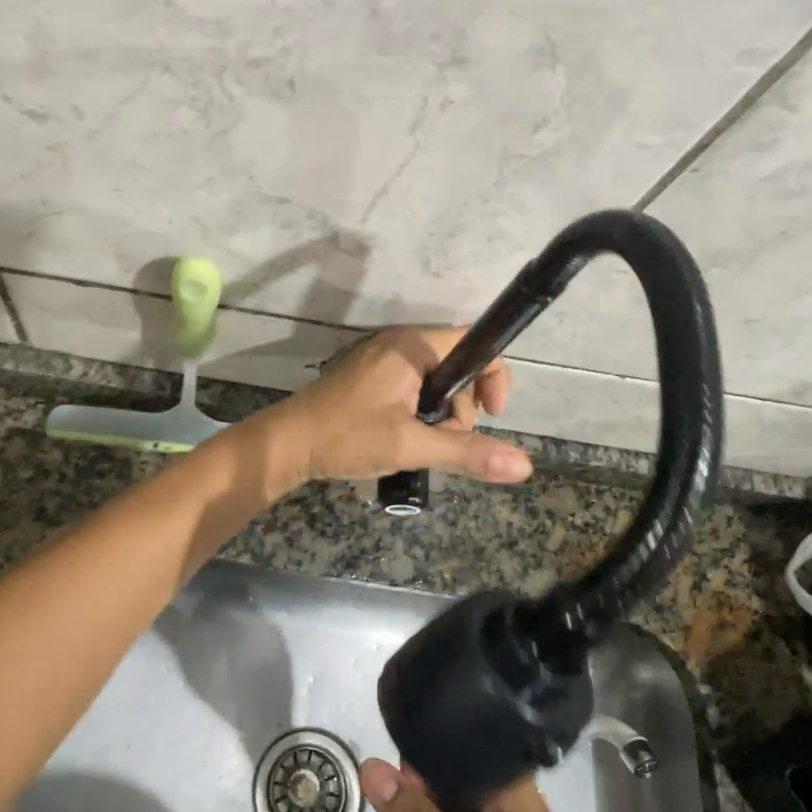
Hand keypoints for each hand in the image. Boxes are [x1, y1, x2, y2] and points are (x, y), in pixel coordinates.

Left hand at [268, 326, 531, 485]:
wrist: (287, 444)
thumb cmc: (346, 437)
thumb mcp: (410, 446)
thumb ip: (467, 452)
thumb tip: (525, 466)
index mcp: (412, 347)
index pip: (474, 344)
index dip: (493, 377)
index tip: (491, 416)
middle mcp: (399, 345)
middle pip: (457, 367)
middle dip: (462, 407)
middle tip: (443, 440)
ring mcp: (382, 361)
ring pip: (435, 383)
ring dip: (440, 416)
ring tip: (421, 445)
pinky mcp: (370, 380)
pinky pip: (412, 389)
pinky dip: (419, 413)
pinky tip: (406, 440)